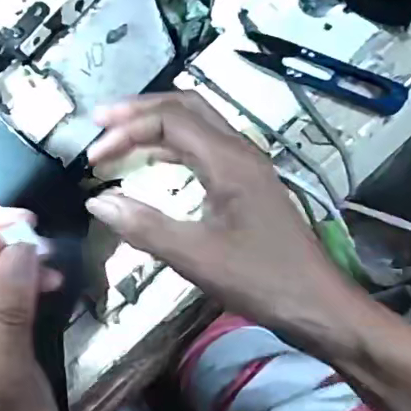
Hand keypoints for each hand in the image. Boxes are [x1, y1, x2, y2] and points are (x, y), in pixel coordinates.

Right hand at [84, 92, 366, 345]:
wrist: (317, 304)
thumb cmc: (260, 280)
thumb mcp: (195, 257)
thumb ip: (143, 226)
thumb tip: (97, 201)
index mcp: (228, 161)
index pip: (169, 119)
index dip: (126, 130)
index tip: (93, 157)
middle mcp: (239, 151)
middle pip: (185, 106)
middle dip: (139, 110)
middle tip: (99, 122)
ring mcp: (245, 165)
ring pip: (195, 123)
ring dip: (154, 124)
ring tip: (116, 137)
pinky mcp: (246, 182)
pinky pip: (202, 146)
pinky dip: (169, 145)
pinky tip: (150, 161)